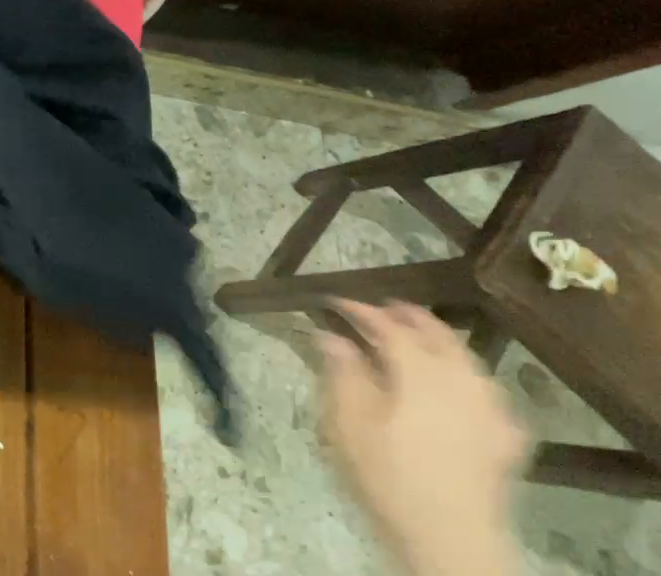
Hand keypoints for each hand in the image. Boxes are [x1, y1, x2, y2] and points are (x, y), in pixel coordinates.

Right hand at [318, 300, 529, 575]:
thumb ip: (342, 373)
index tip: (334, 300)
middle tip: (382, 306)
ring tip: (419, 337)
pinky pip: (489, 393)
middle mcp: (460, 383)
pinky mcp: (504, 438)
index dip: (360, 310)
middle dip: (409, 317)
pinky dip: (469, 377)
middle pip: (439, 337)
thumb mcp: (346, 422)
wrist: (448, 535)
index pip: (388, 328)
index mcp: (418, 374)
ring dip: (442, 342)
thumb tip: (330, 335)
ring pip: (468, 361)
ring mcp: (490, 411)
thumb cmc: (386, 474)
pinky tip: (462, 386)